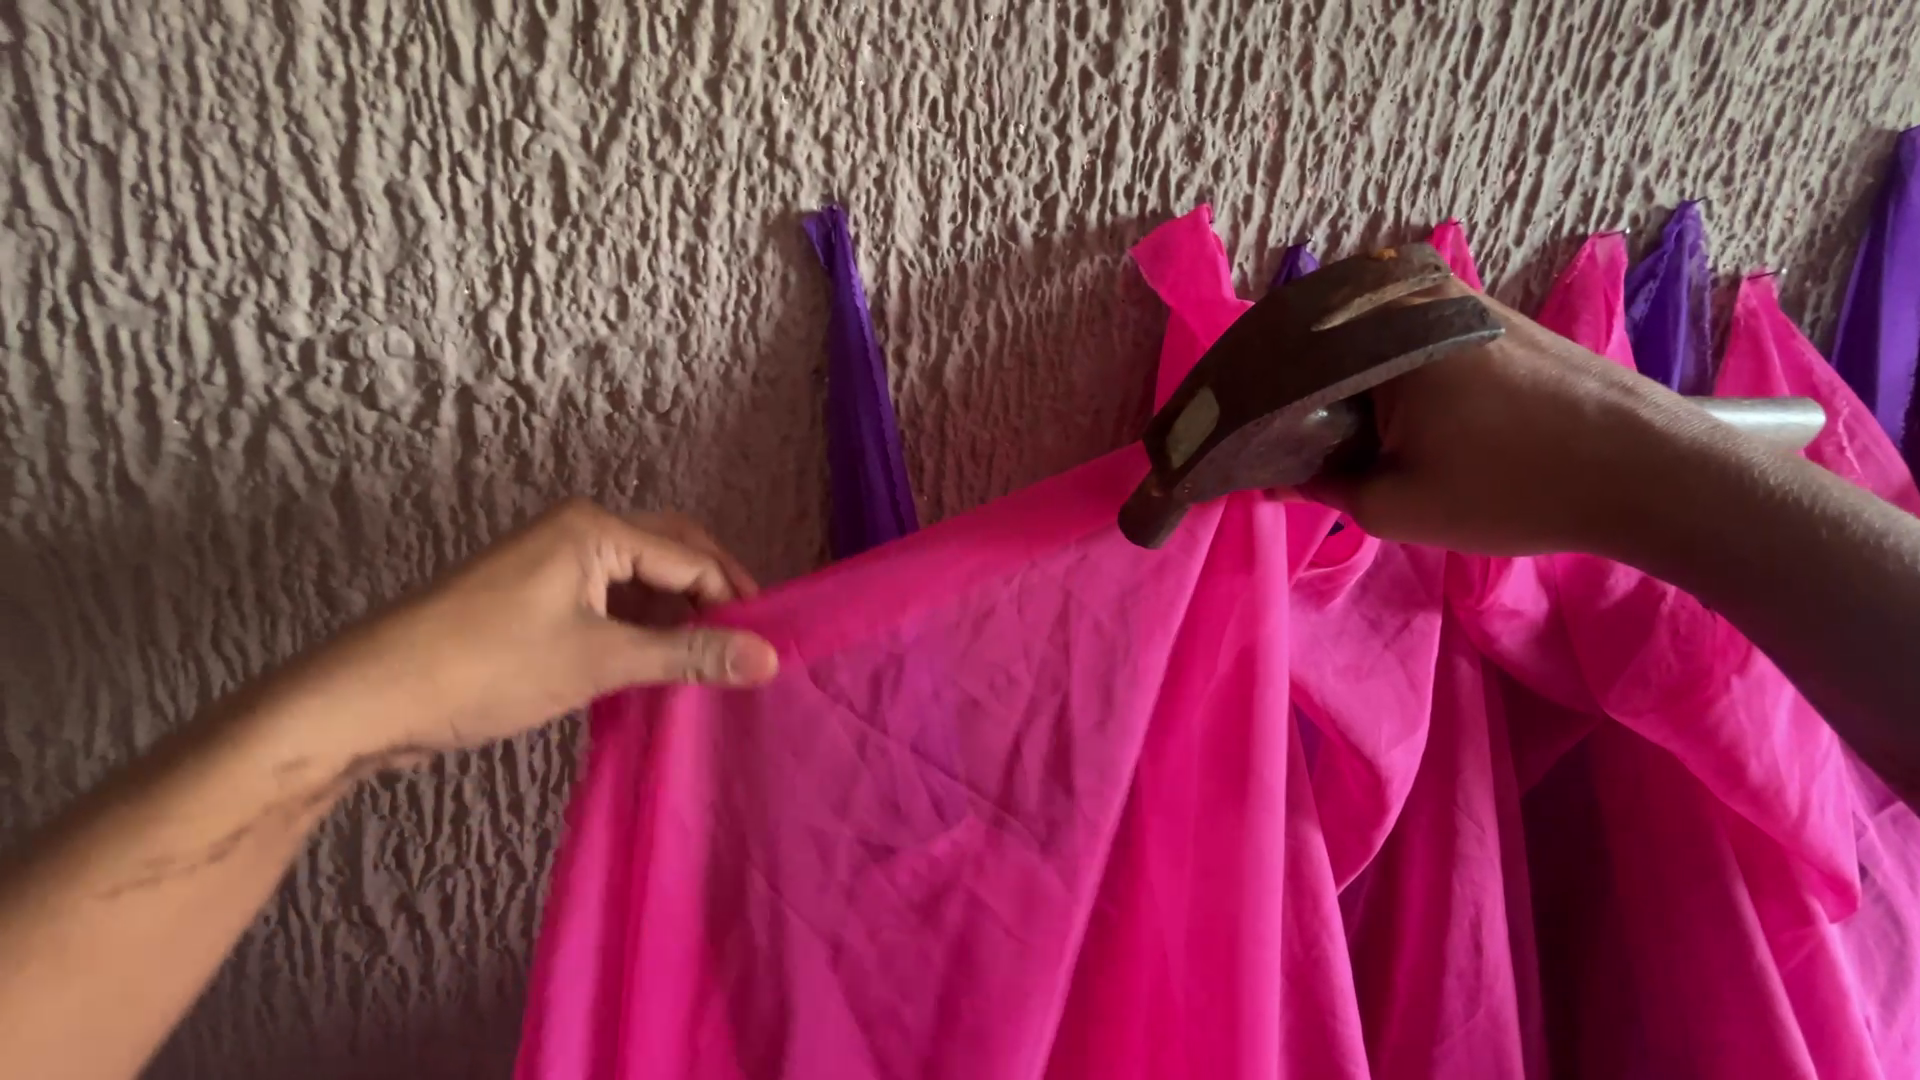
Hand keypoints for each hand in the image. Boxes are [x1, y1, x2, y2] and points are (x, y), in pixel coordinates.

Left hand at [261, 498, 780, 761]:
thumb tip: (770, 658)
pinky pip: (609, 597)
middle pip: (669, 552)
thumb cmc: (488, 667)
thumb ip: (690, 656)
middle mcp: (577, 530)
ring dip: (676, 612)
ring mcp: (551, 561)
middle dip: (711, 592)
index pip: (690, 558)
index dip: (733, 598)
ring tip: (708, 655)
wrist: (363, 699)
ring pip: (639, 578)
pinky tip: (656, 659)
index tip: (768, 641)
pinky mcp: (535, 594)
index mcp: (594, 528)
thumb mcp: (600, 661)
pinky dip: (640, 625)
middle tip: (746, 637)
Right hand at [1304, 279, 1722, 556]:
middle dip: (1300, 385)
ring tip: (1335, 428)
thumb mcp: (1394, 507)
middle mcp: (1417, 295)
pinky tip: (1389, 410)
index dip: (1263, 402)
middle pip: (1324, 336)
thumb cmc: (1513, 490)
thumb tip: (1277, 476)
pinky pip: (1407, 330)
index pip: (1287, 358)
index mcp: (1385, 333)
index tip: (1253, 441)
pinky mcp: (1489, 313)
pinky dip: (1384, 366)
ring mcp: (1458, 297)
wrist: (1652, 473)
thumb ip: (1321, 487)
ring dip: (1344, 375)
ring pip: (1365, 331)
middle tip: (1291, 438)